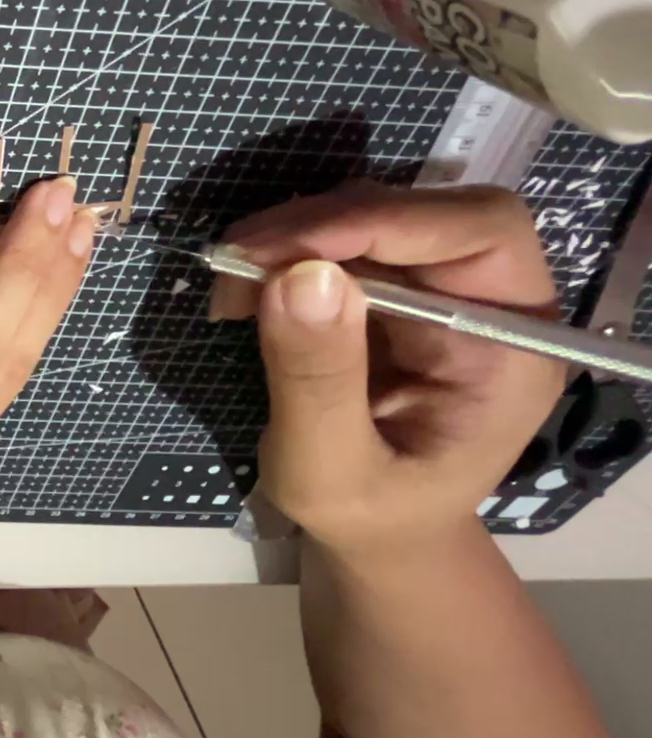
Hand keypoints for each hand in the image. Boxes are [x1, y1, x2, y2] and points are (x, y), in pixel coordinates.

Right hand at [210, 183, 563, 558]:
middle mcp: (481, 304)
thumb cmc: (365, 512)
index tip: (277, 251)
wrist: (374, 526)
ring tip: (229, 288)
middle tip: (233, 263)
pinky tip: (242, 291)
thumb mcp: (328, 466)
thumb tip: (298, 274)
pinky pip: (329, 240)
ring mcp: (430, 293)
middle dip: (317, 225)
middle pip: (416, 211)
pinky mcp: (381, 291)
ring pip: (364, 215)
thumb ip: (317, 378)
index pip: (475, 235)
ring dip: (286, 236)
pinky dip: (275, 252)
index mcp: (507, 349)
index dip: (379, 222)